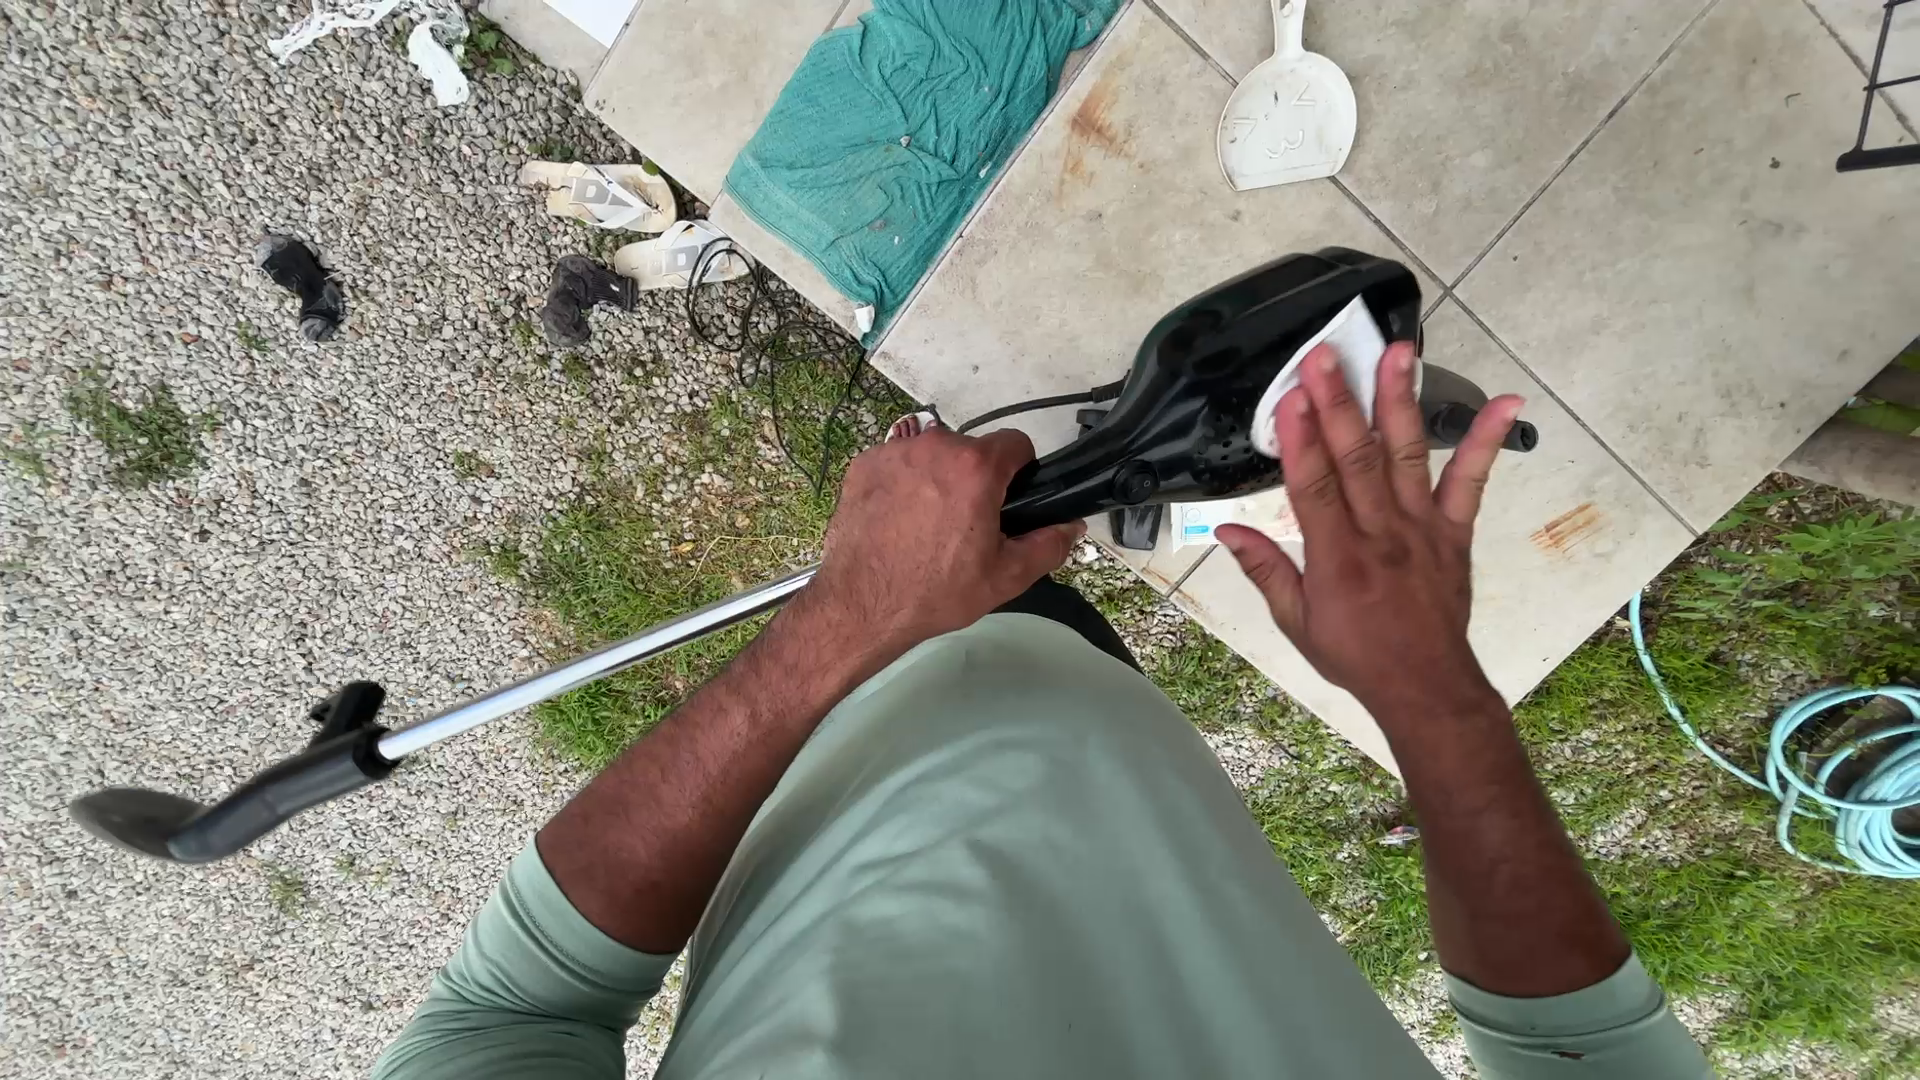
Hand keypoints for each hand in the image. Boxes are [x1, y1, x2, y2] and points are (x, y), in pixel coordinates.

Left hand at [802, 427, 1085, 654]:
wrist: (862, 606)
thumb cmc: (935, 592)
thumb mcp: (1006, 577)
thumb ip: (1048, 544)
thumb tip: (1071, 525)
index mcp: (975, 467)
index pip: (1015, 443)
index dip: (1020, 471)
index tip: (1009, 498)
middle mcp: (934, 446)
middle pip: (971, 450)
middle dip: (975, 480)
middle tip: (966, 525)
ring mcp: (894, 452)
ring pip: (933, 456)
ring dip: (937, 479)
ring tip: (928, 526)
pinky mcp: (863, 464)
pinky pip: (898, 463)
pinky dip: (902, 484)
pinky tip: (898, 521)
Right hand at [1215, 343, 1523, 720]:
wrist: (1425, 684)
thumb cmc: (1351, 652)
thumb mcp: (1293, 620)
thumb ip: (1264, 568)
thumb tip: (1225, 528)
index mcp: (1336, 558)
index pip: (1314, 490)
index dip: (1301, 441)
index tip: (1291, 398)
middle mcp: (1381, 534)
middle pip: (1358, 459)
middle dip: (1340, 403)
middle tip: (1327, 356)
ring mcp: (1423, 528)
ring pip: (1408, 456)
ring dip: (1400, 402)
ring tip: (1398, 354)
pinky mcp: (1454, 530)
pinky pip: (1471, 482)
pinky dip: (1487, 442)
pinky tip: (1505, 402)